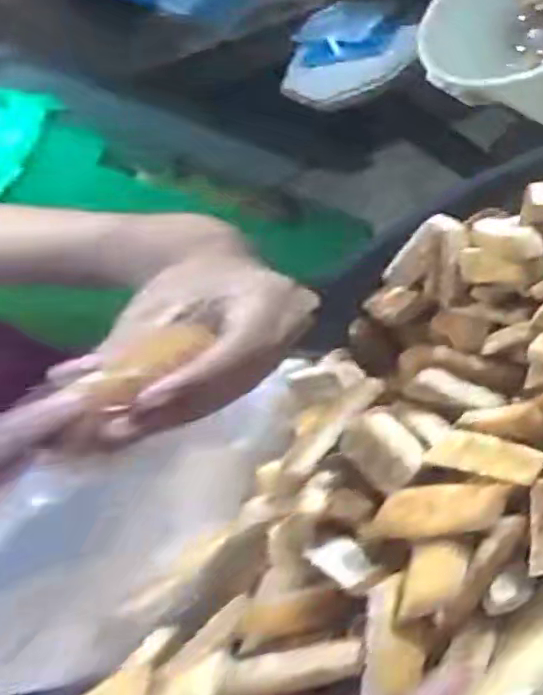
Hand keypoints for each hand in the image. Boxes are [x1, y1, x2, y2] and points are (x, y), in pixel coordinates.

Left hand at [50, 250, 316, 446]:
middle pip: (246, 370)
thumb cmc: (184, 284)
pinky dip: (199, 404)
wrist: (220, 270)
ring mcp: (295, 338)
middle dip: (186, 400)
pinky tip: (159, 415)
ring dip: (188, 410)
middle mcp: (297, 317)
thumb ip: (133, 345)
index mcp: (273, 295)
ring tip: (132, 425)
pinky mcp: (281, 355)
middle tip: (127, 423)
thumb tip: (93, 384)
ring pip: (244, 384)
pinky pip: (243, 385)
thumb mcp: (157, 306)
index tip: (144, 400)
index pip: (244, 342)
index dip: (199, 374)